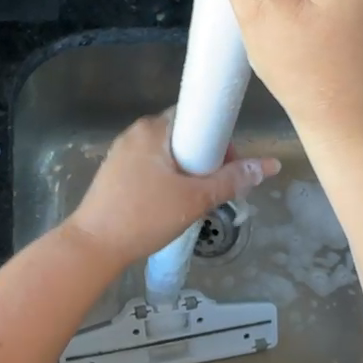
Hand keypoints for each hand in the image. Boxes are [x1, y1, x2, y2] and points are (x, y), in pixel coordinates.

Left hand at [63, 112, 280, 269]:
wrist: (93, 247)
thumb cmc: (143, 217)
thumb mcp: (194, 200)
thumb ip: (232, 181)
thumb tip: (269, 165)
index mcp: (153, 127)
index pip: (197, 116)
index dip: (220, 138)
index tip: (230, 166)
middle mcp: (136, 133)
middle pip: (184, 137)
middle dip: (206, 161)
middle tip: (216, 190)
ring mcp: (122, 154)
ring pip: (168, 156)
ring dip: (187, 175)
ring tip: (195, 202)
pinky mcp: (114, 175)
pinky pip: (151, 170)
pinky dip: (167, 183)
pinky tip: (171, 207)